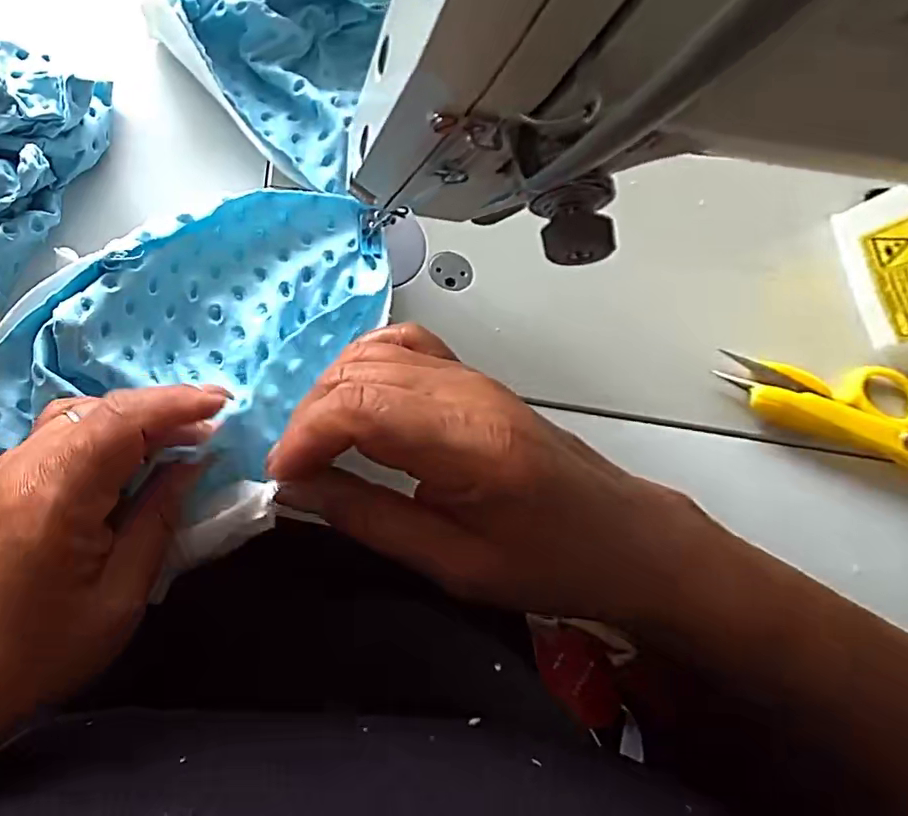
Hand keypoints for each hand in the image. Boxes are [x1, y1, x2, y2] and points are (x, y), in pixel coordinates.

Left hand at [0, 384, 225, 744]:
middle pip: (104, 408)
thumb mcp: (119, 597)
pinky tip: (127, 450)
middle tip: (212, 418)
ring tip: (177, 432)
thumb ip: (157, 519)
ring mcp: (11, 462)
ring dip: (132, 415)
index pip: (123, 420)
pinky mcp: (7, 473)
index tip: (222, 403)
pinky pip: (63, 430)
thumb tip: (191, 463)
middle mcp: (28, 461)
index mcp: (56, 492)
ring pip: (82, 412)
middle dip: (162, 407)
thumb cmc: (41, 650)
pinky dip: (103, 428)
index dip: (176, 404)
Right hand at [269, 323, 725, 624]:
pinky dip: (356, 366)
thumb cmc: (551, 561)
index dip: (305, 435)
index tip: (282, 474)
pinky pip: (395, 345)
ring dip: (326, 394)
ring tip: (315, 441)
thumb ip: (365, 519)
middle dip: (307, 418)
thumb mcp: (453, 563)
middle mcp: (464, 392)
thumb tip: (297, 490)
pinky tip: (349, 398)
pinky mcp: (464, 373)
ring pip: (368, 354)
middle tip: (293, 467)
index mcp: (469, 442)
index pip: (360, 406)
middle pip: (356, 375)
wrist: (625, 537)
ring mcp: (465, 374)